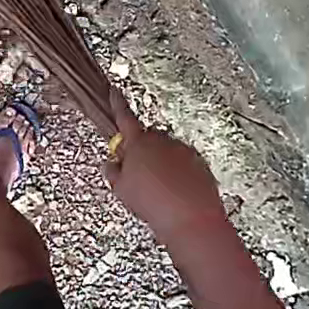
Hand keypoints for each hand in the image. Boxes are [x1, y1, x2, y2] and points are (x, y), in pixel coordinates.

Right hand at [101, 90, 228, 241]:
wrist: (189, 217)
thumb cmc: (152, 203)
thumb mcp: (121, 189)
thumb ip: (114, 171)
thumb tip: (111, 163)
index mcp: (139, 142)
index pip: (124, 117)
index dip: (117, 103)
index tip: (114, 91)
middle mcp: (162, 139)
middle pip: (147, 137)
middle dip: (141, 150)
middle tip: (137, 174)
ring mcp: (182, 148)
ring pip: (166, 150)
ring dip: (161, 163)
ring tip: (158, 190)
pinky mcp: (198, 159)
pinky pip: (183, 161)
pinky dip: (178, 171)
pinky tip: (175, 191)